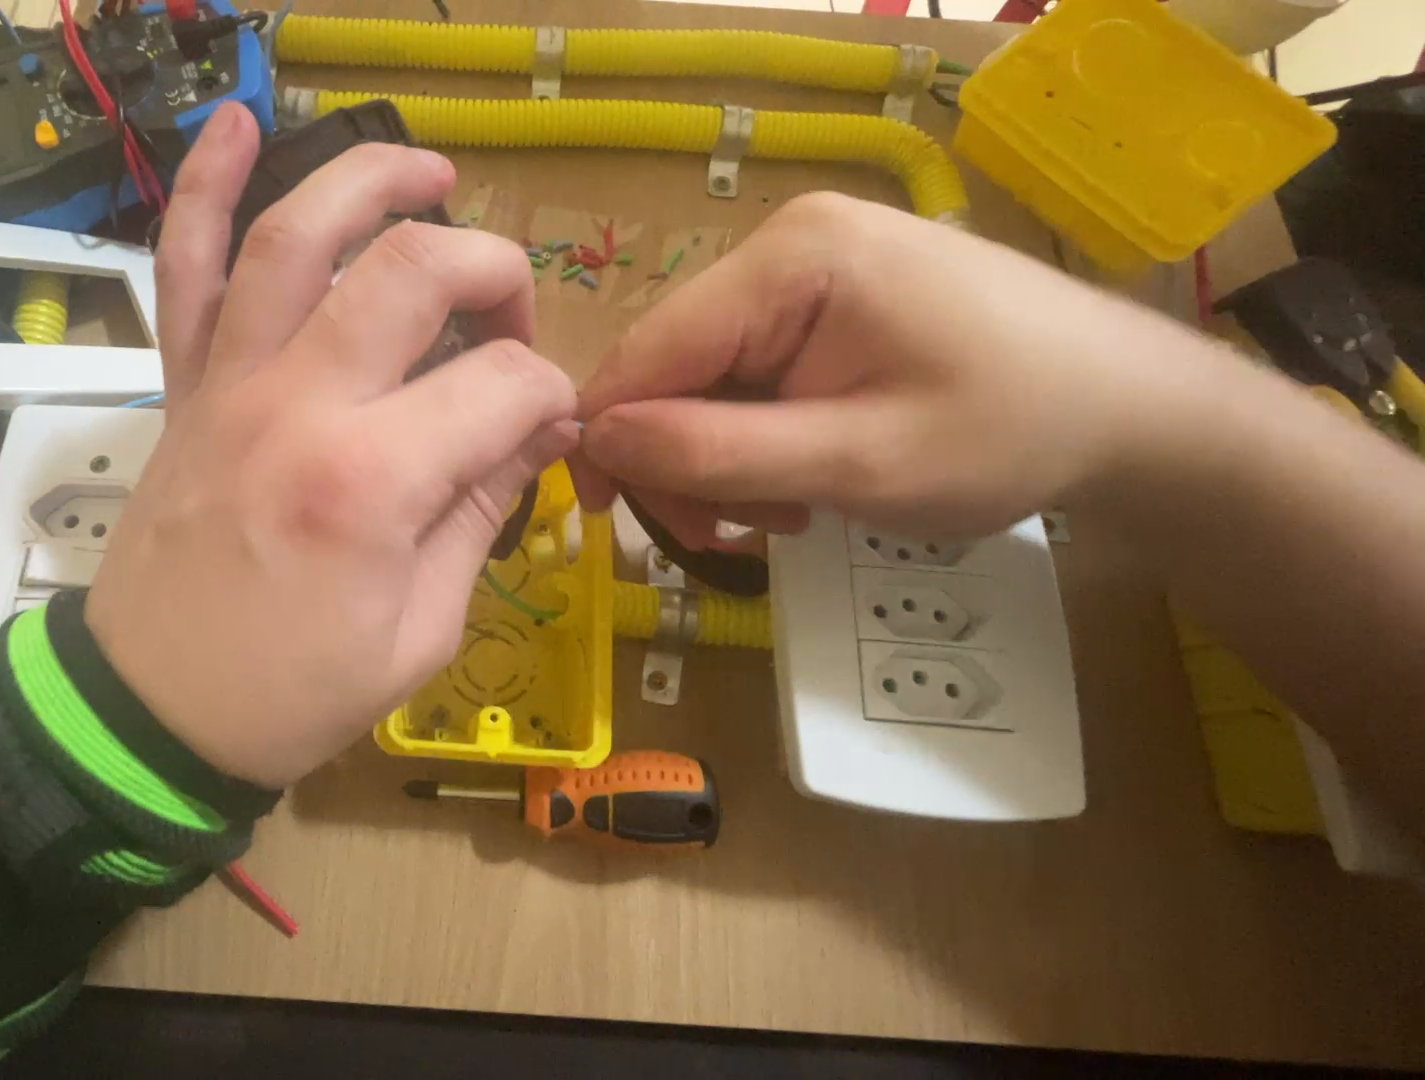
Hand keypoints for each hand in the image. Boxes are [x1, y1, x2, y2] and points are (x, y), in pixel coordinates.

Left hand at [84, 104, 577, 788]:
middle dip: (489, 270)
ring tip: (430, 171)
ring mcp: (228, 384)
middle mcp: (298, 404)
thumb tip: (538, 432)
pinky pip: (183, 272)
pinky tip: (235, 125)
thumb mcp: (422, 630)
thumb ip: (481, 514)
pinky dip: (201, 190)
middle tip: (511, 311)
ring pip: (294, 236)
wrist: (154, 716)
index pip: (500, 383)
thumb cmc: (296, 694)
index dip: (550, 394)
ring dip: (368, 181)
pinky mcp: (183, 389)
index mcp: (371, 483)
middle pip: (411, 273)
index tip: (554, 428)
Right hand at [569, 192, 1237, 546]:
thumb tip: (598, 441)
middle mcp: (782, 248)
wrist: (1132, 414)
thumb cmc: (1008, 433)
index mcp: (787, 261)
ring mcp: (803, 274)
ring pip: (702, 385)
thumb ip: (716, 450)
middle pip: (671, 370)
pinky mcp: (821, 305)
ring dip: (720, 461)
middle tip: (733, 532)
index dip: (611, 437)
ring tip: (786, 510)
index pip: (648, 351)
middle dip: (683, 461)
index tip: (611, 520)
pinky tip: (799, 478)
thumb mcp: (854, 460)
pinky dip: (753, 444)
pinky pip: (745, 382)